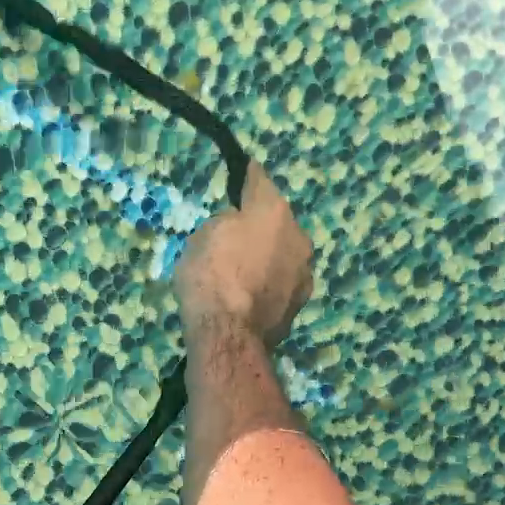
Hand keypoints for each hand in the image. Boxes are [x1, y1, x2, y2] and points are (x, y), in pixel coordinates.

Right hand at [172, 161, 314, 347]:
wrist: (229, 334)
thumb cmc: (210, 277)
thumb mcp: (201, 238)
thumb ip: (223, 223)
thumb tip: (235, 225)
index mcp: (273, 210)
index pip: (260, 181)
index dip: (247, 176)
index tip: (243, 171)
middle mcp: (299, 236)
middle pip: (276, 223)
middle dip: (259, 228)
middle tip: (236, 241)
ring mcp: (303, 274)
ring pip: (283, 256)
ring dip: (267, 260)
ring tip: (243, 277)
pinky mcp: (298, 306)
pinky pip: (280, 287)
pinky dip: (267, 289)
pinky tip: (248, 300)